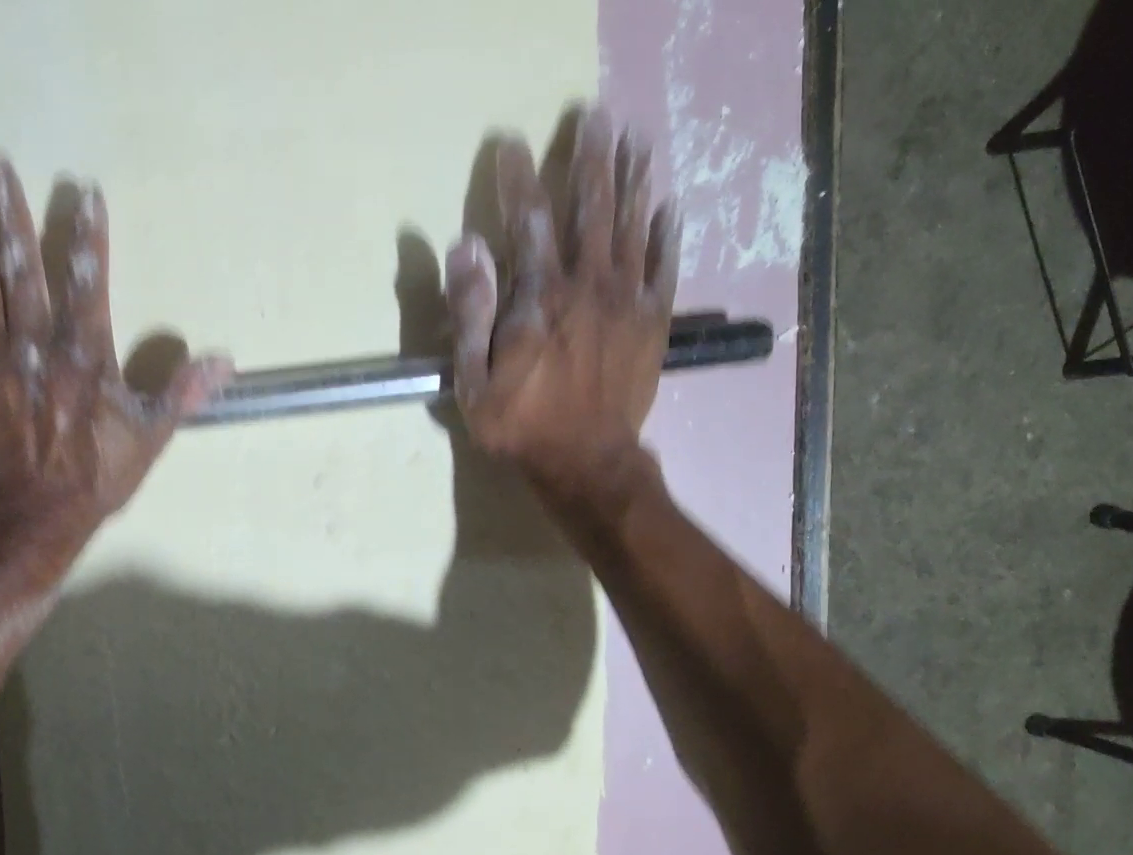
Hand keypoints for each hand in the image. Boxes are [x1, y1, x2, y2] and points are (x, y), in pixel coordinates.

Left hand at [0, 155, 230, 547]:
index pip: (88, 281)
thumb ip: (181, 393)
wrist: (29, 521)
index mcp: (85, 356)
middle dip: (8, 210)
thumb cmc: (94, 480)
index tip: (83, 190)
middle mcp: (37, 346)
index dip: (87, 235)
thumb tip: (224, 359)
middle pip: (22, 267)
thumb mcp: (149, 439)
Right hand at [444, 105, 680, 514]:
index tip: (512, 143)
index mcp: (540, 298)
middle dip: (590, 160)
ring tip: (637, 139)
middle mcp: (588, 285)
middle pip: (591, 209)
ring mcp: (627, 300)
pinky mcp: (654, 320)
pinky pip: (664, 265)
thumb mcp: (473, 377)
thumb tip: (467, 247)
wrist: (585, 460)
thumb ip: (470, 310)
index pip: (529, 223)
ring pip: (631, 225)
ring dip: (633, 179)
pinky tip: (665, 205)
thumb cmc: (519, 424)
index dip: (520, 181)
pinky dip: (664, 232)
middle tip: (595, 116)